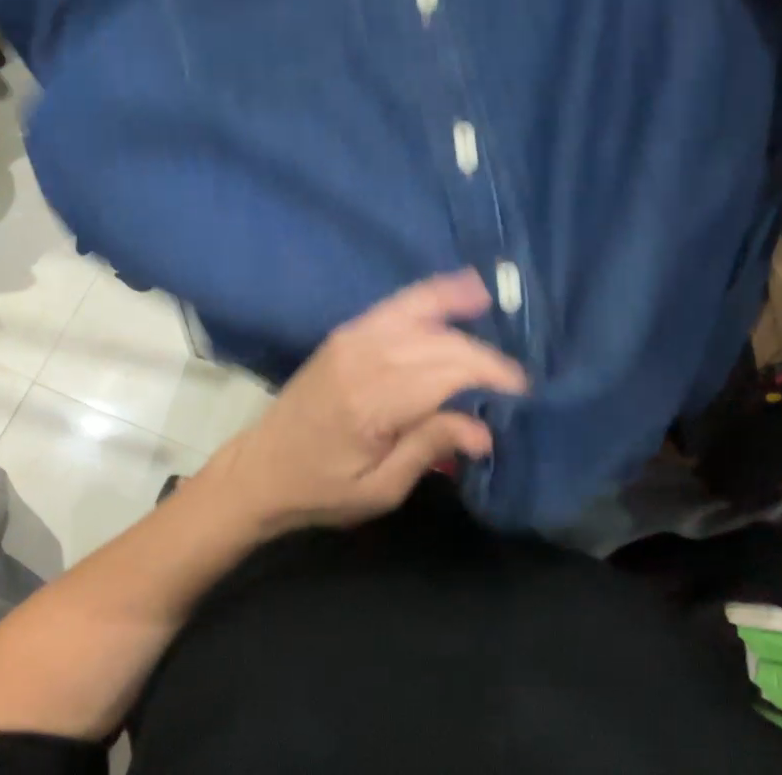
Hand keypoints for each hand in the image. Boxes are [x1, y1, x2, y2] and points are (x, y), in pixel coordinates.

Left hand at [198, 270, 527, 535]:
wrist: (259, 471)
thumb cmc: (320, 491)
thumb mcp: (378, 490)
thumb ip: (428, 448)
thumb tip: (483, 428)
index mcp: (370, 402)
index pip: (446, 372)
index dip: (490, 377)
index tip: (522, 395)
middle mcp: (361, 359)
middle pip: (438, 342)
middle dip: (481, 356)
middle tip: (514, 381)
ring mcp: (350, 340)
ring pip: (418, 314)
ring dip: (458, 310)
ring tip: (492, 305)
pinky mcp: (345, 334)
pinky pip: (396, 306)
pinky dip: (429, 296)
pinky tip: (457, 290)